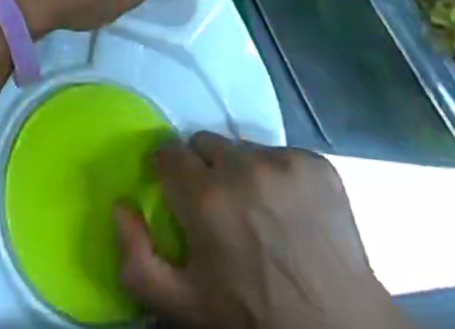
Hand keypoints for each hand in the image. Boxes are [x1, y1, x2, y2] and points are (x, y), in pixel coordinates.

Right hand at [115, 134, 404, 328]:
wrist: (333, 327)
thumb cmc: (251, 316)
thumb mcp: (181, 304)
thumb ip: (136, 257)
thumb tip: (121, 206)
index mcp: (207, 197)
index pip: (169, 154)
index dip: (168, 173)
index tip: (177, 194)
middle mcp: (245, 167)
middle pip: (206, 144)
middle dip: (204, 170)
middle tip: (217, 207)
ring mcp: (286, 161)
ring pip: (245, 148)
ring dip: (242, 172)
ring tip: (257, 212)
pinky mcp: (317, 162)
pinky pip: (282, 155)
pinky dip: (279, 176)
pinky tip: (288, 211)